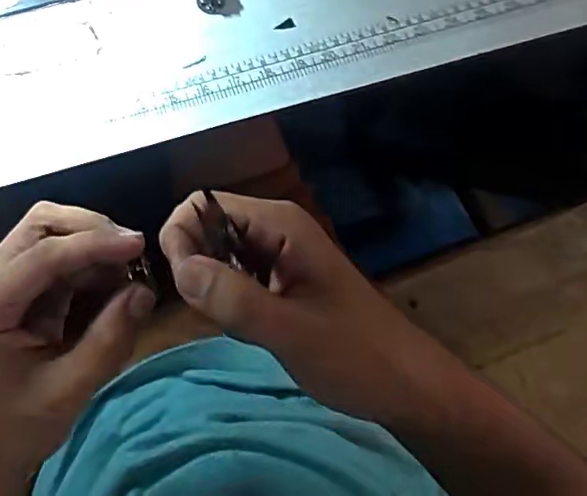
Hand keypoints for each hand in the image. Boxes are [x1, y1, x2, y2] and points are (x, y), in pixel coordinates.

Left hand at [0, 202, 157, 495]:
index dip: (95, 243)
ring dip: (92, 239)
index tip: (139, 244)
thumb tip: (143, 291)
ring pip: (52, 228)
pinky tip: (111, 276)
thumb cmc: (18, 426)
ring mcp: (4, 273)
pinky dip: (89, 255)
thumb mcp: (66, 392)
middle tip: (132, 251)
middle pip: (44, 222)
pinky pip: (58, 247)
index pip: (44, 253)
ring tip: (126, 267)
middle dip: (92, 229)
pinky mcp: (21, 279)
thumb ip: (106, 341)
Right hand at [158, 191, 471, 428]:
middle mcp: (275, 225)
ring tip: (223, 320)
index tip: (180, 285)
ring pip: (219, 249)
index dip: (182, 235)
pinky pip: (236, 271)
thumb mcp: (290, 332)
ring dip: (209, 280)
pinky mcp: (280, 274)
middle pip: (209, 223)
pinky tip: (240, 323)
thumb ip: (233, 300)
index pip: (205, 204)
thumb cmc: (354, 355)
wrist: (406, 383)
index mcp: (279, 222)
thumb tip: (179, 269)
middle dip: (193, 260)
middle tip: (204, 310)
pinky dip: (226, 293)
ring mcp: (279, 249)